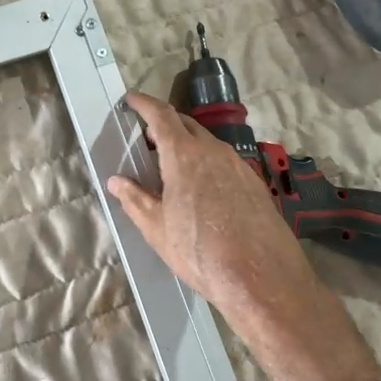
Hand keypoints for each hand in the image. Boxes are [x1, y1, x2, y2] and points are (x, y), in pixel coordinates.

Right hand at [107, 92, 319, 317]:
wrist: (264, 280)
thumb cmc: (201, 252)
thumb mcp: (157, 229)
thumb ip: (134, 199)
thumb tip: (116, 181)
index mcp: (184, 155)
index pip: (161, 115)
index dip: (143, 103)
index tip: (130, 99)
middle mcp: (213, 150)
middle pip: (185, 124)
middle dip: (164, 123)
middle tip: (147, 138)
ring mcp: (238, 165)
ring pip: (207, 142)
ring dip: (187, 144)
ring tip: (172, 165)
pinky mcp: (255, 183)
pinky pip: (224, 160)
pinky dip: (206, 161)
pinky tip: (203, 188)